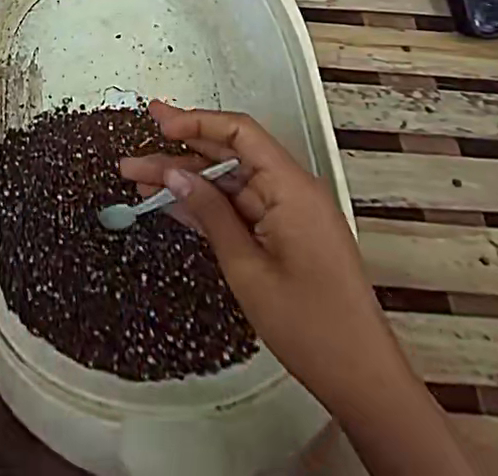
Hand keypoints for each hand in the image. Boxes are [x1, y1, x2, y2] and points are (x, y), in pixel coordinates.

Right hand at [119, 102, 474, 475]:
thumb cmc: (313, 327)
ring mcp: (287, 212)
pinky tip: (171, 204)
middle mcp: (291, 190)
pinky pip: (239, 208)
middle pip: (229, 155)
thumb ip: (211, 215)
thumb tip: (176, 177)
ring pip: (228, 183)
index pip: (240, 133)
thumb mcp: (248, 269)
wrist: (359, 375)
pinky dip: (207, 206)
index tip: (160, 123)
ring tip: (140, 181)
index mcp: (291, 187)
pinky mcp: (283, 233)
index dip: (197, 122)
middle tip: (138, 151)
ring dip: (187, 182)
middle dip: (180, 151)